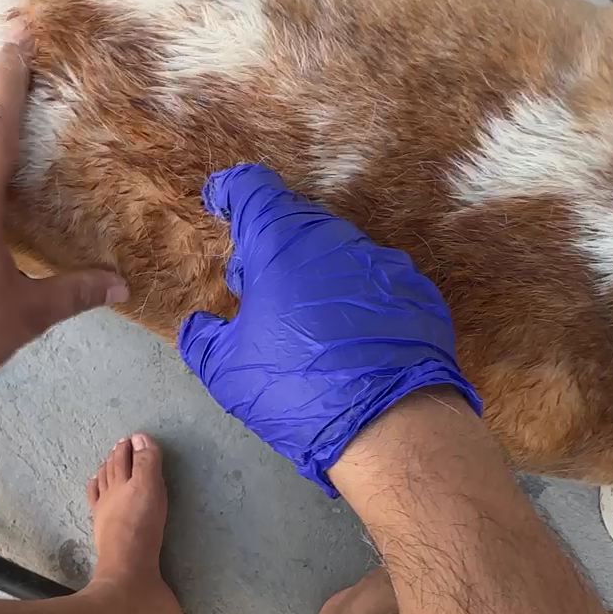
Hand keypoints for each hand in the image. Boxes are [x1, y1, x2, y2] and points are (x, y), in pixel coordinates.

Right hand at [178, 165, 481, 494]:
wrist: (387, 423)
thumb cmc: (294, 389)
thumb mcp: (228, 372)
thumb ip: (203, 340)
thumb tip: (198, 327)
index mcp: (282, 245)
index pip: (252, 190)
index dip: (230, 192)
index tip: (219, 201)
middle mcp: (335, 241)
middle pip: (294, 221)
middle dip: (266, 242)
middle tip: (250, 280)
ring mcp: (382, 264)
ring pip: (335, 252)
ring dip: (309, 271)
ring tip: (296, 314)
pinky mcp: (414, 293)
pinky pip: (371, 282)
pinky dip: (349, 298)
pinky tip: (343, 337)